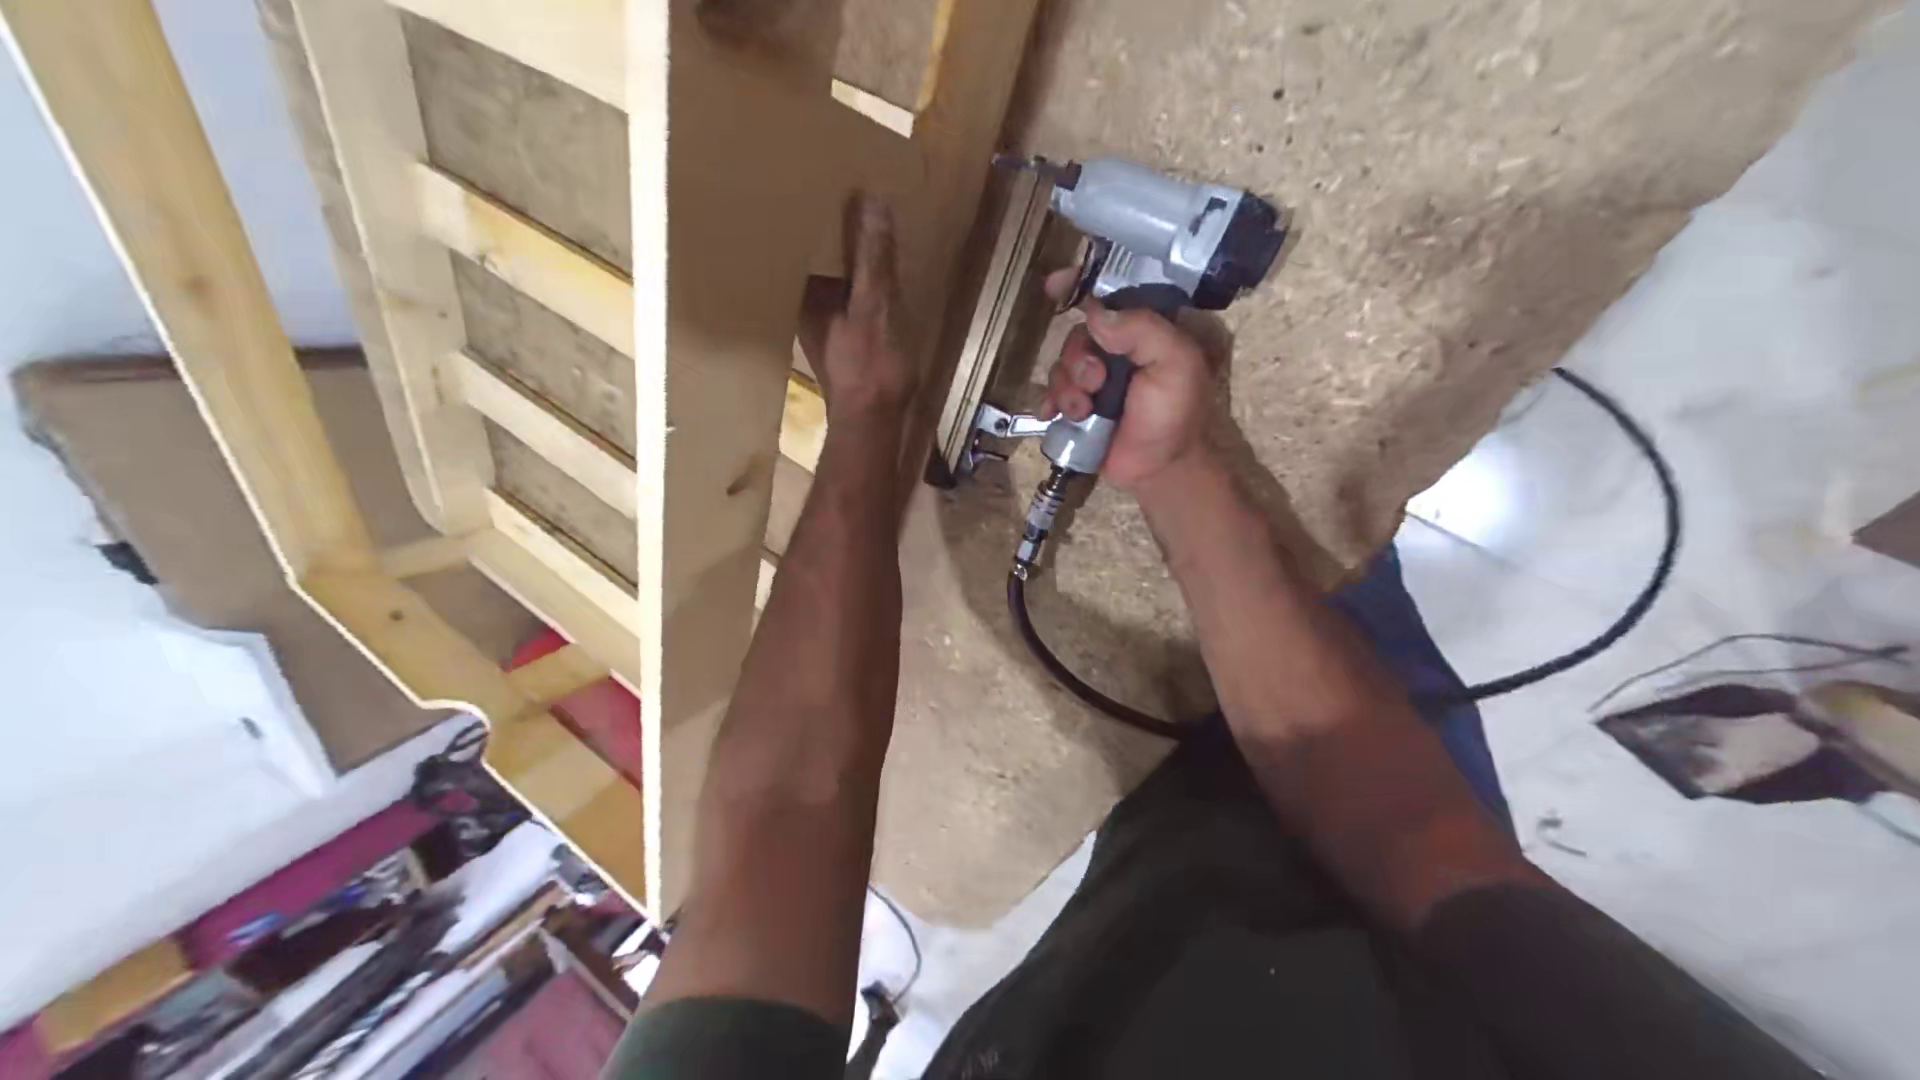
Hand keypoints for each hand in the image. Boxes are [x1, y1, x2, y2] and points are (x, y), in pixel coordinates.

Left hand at [802, 196, 918, 425]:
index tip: (827, 176)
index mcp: (804, 294)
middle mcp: (807, 302)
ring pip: (835, 270)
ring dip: (850, 247)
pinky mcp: (846, 330)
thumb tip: (870, 200)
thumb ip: (874, 258)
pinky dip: (863, 272)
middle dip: (833, 223)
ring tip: (868, 210)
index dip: (814, 210)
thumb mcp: (877, 307)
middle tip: (850, 182)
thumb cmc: (871, 368)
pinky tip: (879, 258)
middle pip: (817, 251)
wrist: (876, 422)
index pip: (800, 237)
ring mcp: (826, 317)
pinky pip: (851, 288)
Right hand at [1039, 269, 1214, 491]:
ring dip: (1067, 387)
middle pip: (1077, 335)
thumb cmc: (1175, 415)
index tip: (1056, 286)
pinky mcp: (1079, 407)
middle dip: (1078, 360)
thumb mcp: (1175, 364)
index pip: (1112, 296)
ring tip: (1083, 411)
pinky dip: (1051, 402)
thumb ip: (1142, 330)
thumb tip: (1094, 312)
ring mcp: (1095, 380)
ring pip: (1062, 366)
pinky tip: (1053, 415)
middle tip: (1094, 384)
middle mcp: (1117, 350)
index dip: (1082, 285)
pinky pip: (1052, 393)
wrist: (1160, 470)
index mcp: (1145, 332)